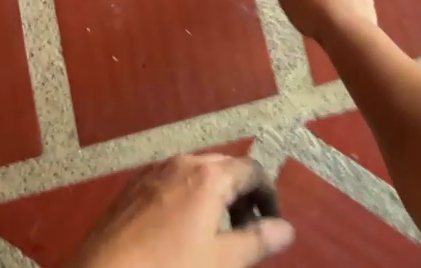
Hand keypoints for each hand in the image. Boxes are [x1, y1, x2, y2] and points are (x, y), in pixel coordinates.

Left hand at [68, 153, 294, 267]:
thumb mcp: (220, 263)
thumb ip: (256, 242)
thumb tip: (287, 229)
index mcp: (209, 175)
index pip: (252, 170)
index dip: (268, 196)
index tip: (271, 227)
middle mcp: (183, 162)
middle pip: (225, 168)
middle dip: (241, 196)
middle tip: (246, 234)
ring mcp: (154, 171)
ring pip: (197, 174)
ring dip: (215, 197)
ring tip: (215, 237)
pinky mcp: (134, 186)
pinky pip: (173, 182)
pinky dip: (188, 198)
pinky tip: (180, 233)